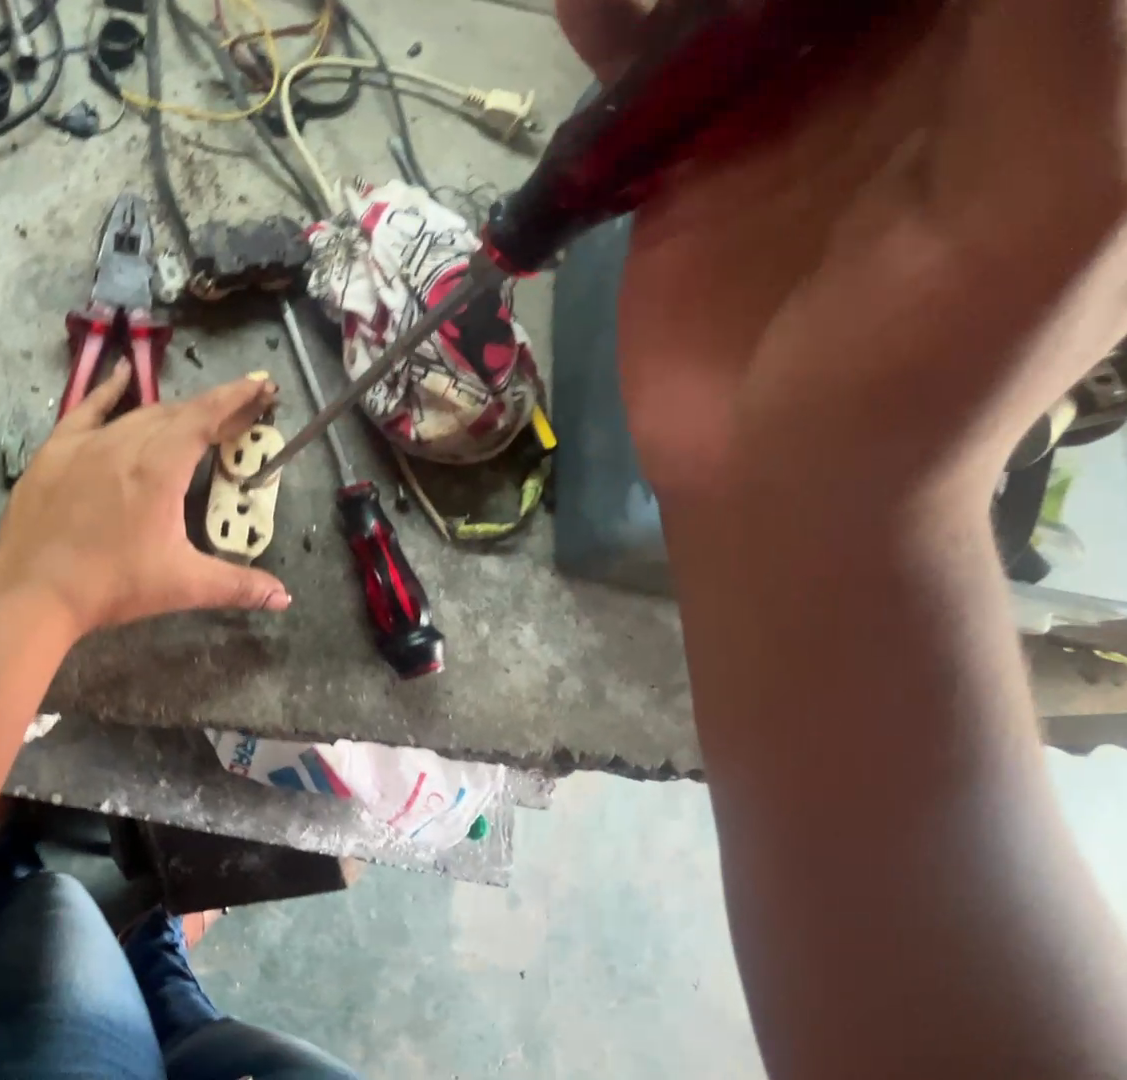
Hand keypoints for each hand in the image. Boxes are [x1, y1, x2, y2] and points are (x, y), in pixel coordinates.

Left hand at [0, 364, 291, 635]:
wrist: (33, 591)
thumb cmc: (112, 586)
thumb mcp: (181, 584)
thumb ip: (237, 585)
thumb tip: (284, 597)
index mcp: (160, 467)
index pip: (207, 417)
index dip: (237, 398)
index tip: (262, 385)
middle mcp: (125, 442)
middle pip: (176, 413)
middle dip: (211, 410)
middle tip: (236, 417)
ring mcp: (87, 442)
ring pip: (137, 415)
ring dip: (170, 413)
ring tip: (192, 418)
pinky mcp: (55, 450)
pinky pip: (87, 410)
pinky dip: (108, 391)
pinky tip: (121, 375)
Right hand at [558, 0, 1126, 512]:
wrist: (766, 473)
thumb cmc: (927, 365)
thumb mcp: (1050, 190)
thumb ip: (1057, 34)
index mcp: (1037, 42)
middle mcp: (912, 52)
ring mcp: (786, 98)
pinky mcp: (689, 153)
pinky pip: (648, 67)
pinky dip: (616, 27)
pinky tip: (587, 11)